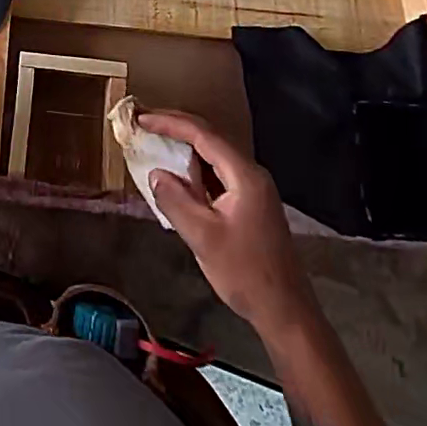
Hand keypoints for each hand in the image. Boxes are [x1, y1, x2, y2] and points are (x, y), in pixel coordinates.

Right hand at [142, 110, 317, 333]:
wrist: (284, 308)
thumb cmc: (244, 273)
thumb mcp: (203, 237)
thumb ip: (175, 201)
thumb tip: (155, 173)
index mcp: (244, 175)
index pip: (203, 135)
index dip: (170, 123)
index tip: (142, 118)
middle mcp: (251, 173)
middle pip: (210, 137)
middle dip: (176, 127)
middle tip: (144, 121)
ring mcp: (252, 187)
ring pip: (214, 155)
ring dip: (185, 146)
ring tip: (155, 141)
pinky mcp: (249, 201)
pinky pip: (217, 173)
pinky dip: (194, 168)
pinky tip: (177, 175)